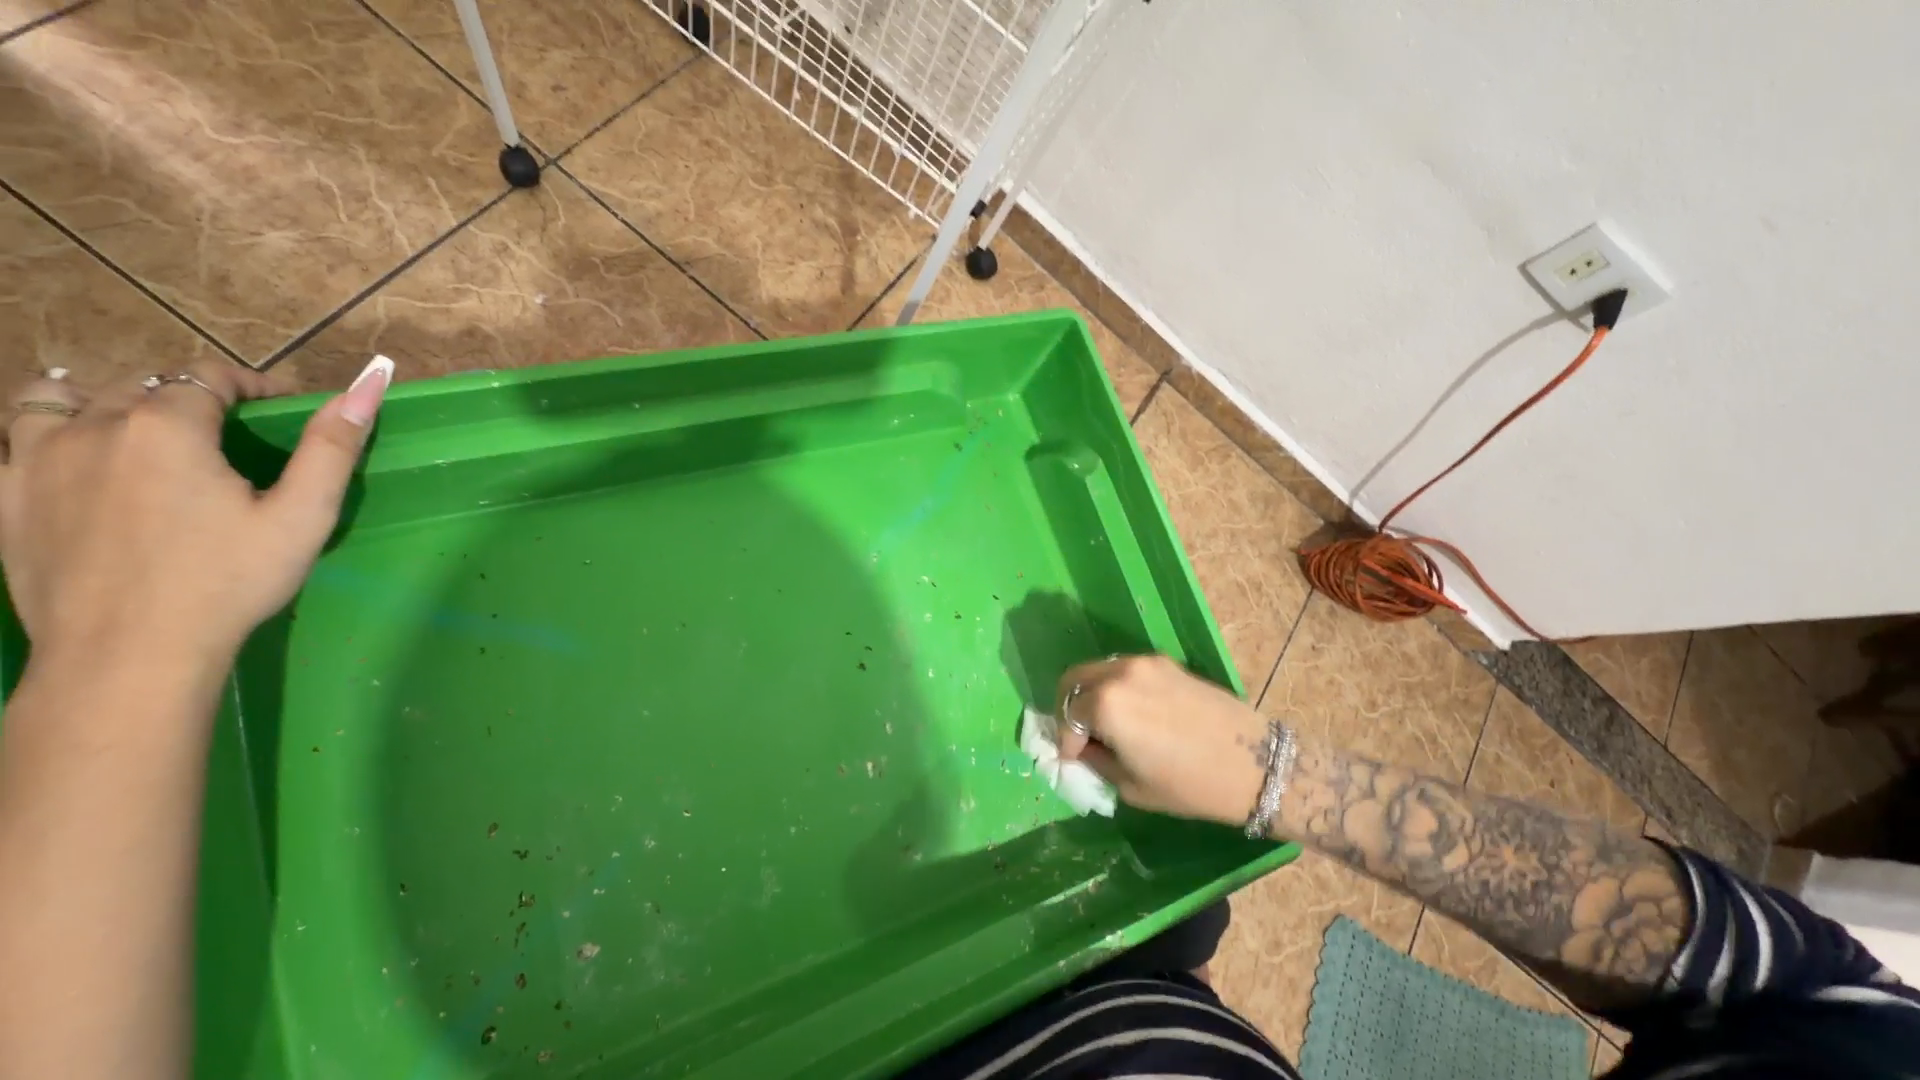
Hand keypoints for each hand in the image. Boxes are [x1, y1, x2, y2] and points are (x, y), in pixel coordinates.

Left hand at [0, 356, 392, 669]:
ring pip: (65, 398)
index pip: (209, 376)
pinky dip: (43, 431)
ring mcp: (34, 460)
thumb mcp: (301, 517)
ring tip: (142, 432)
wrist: (130, 654)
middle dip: (191, 397)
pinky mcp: (4, 497)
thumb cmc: (228, 583)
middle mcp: (94, 426)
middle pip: (144, 385)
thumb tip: (368, 383)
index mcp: (168, 426)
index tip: (278, 409)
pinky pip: (10, 438)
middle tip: (228, 437)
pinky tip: (70, 452)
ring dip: (108, 402)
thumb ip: (332, 446)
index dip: (250, 385)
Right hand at [1054, 654, 1269, 826]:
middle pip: (1075, 679)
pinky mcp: (1168, 663)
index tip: (1075, 759)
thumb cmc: (1189, 785)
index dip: (1067, 741)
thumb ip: (1097, 761)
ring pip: (1100, 670)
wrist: (1255, 764)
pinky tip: (1135, 716)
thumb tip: (1083, 749)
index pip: (1067, 715)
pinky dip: (1117, 688)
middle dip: (1070, 706)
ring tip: (1108, 726)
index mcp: (1106, 704)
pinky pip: (1126, 671)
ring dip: (1093, 694)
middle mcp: (1121, 674)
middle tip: (1080, 735)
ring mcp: (1146, 663)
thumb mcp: (1131, 786)